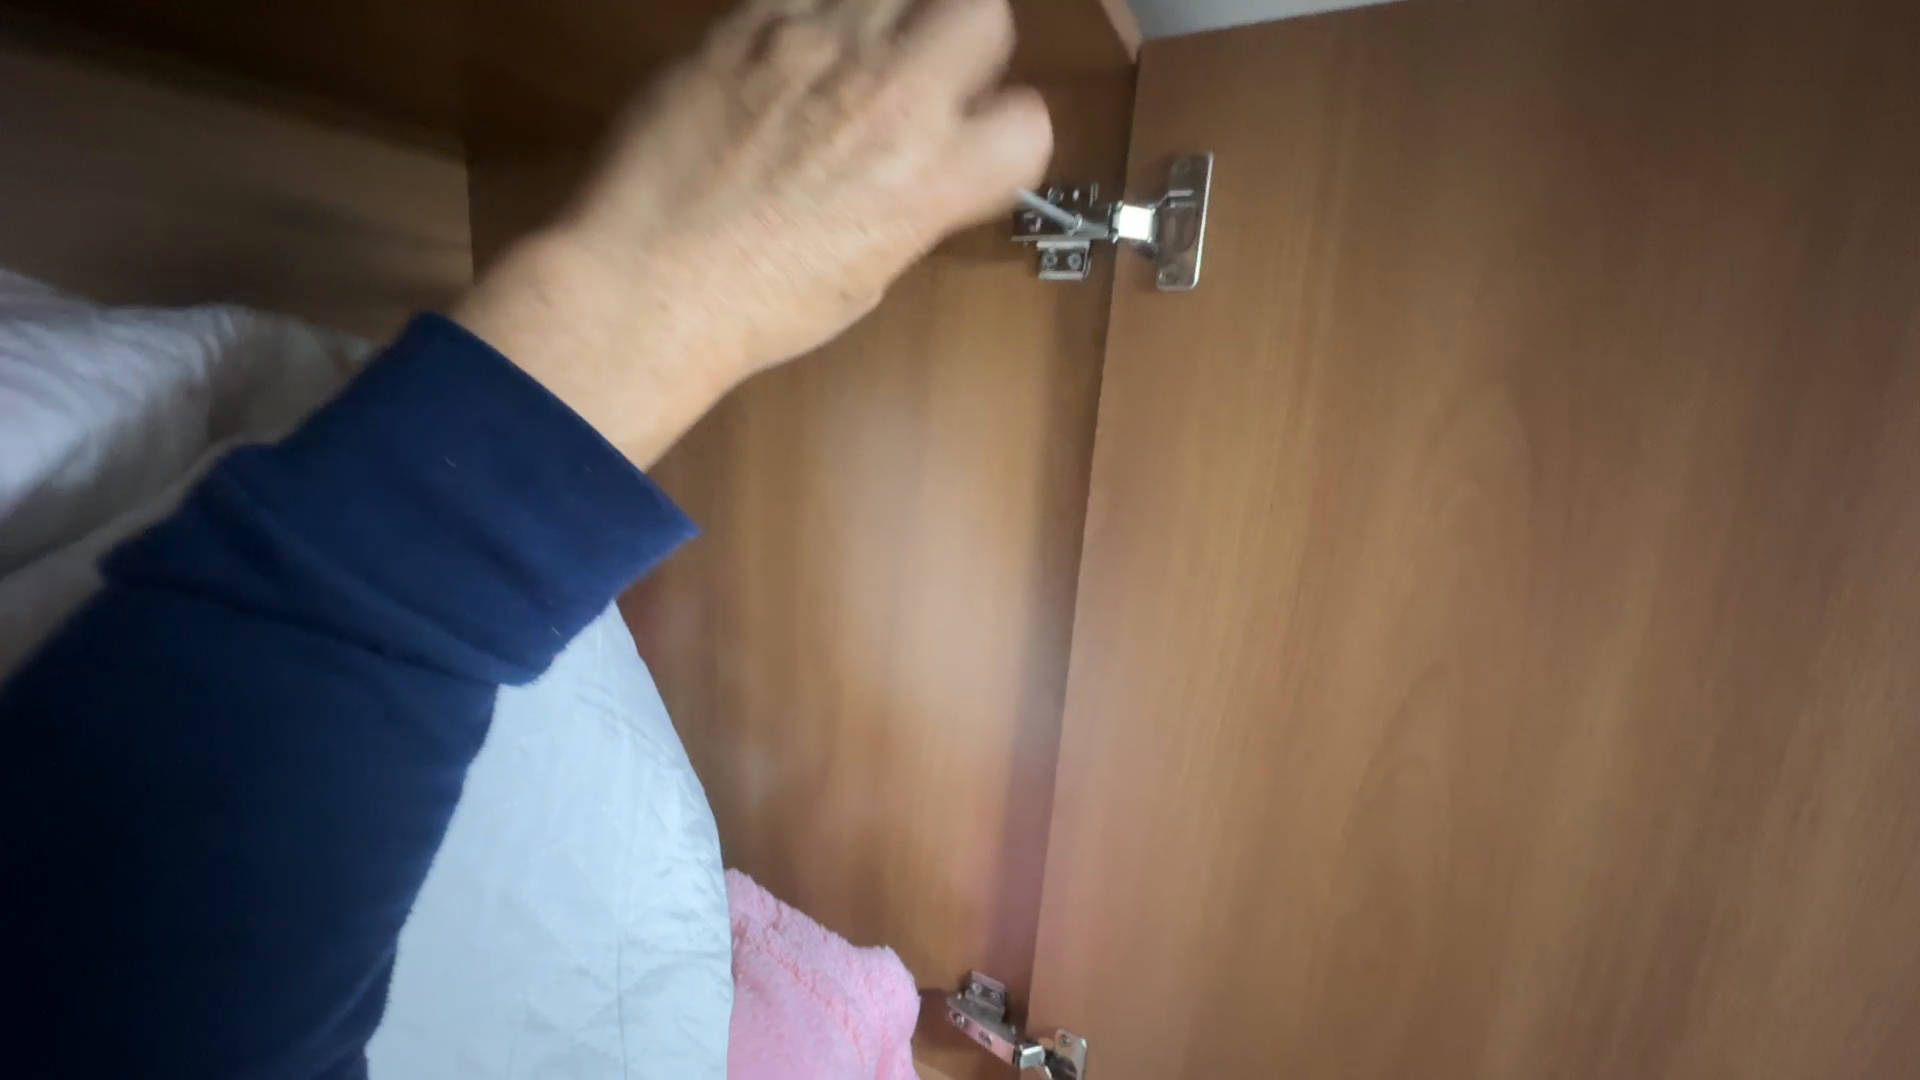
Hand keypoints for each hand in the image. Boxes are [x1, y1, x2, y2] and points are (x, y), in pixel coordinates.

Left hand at [456, 0, 1052, 467]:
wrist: (656, 280)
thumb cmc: (768, 309)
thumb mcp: (870, 272)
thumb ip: (914, 202)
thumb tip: (920, 168)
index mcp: (930, 181)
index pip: (1030, 122)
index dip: (1007, 135)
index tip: (974, 146)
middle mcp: (892, 97)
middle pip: (982, 10)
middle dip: (965, 46)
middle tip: (921, 84)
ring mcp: (820, 45)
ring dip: (894, 21)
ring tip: (854, 68)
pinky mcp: (751, 19)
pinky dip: (817, 19)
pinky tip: (790, 65)